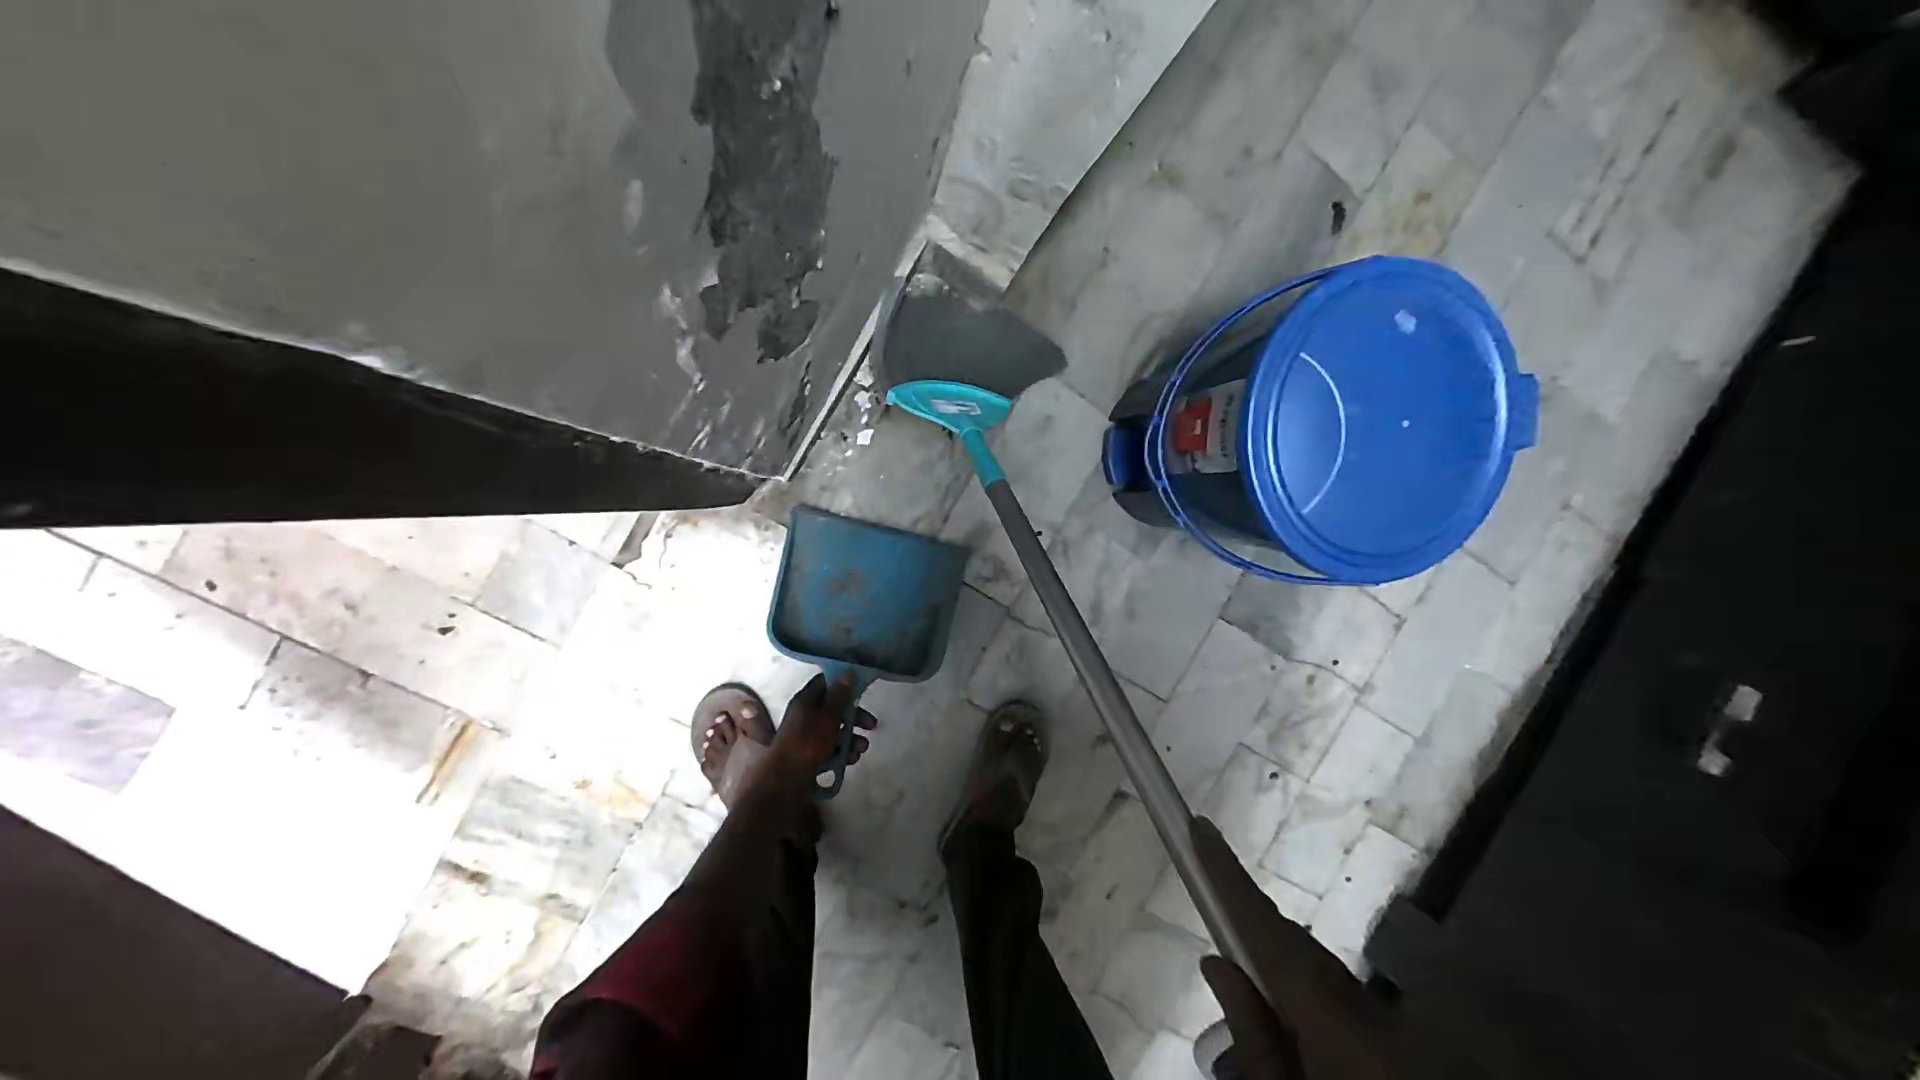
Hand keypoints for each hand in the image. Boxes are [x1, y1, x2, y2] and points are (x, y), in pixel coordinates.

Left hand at [769, 673, 876, 774]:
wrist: (785, 781)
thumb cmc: (808, 743)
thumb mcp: (828, 716)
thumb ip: (839, 696)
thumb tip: (848, 672)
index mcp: (805, 701)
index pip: (825, 683)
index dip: (843, 683)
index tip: (861, 689)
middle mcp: (805, 716)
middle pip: (834, 709)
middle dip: (854, 717)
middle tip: (871, 725)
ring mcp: (807, 737)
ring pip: (834, 731)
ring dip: (851, 738)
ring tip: (861, 749)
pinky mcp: (809, 755)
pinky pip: (829, 749)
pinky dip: (842, 753)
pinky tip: (851, 760)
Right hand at [1191, 816, 1414, 1079]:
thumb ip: (1254, 1039)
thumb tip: (1217, 964)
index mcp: (1339, 1028)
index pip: (1271, 935)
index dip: (1230, 879)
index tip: (1200, 830)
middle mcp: (1373, 1016)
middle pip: (1299, 953)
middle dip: (1254, 935)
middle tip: (1218, 935)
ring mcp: (1396, 1029)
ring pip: (1323, 977)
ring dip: (1283, 974)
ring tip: (1263, 1009)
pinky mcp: (1405, 1042)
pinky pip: (1345, 1001)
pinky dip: (1312, 1000)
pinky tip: (1300, 1032)